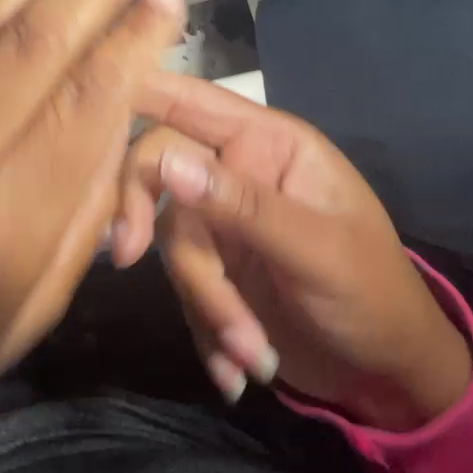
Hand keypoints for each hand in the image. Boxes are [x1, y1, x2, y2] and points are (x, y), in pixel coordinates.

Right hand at [112, 73, 472, 430]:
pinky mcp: (209, 265)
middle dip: (153, 225)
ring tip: (251, 357)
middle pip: (156, 169)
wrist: (390, 380)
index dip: (128, 92)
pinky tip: (236, 369)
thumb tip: (163, 164)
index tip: (82, 131)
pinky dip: (202, 326)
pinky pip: (176, 283)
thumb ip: (240, 204)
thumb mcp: (316, 251)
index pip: (182, 98)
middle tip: (130, 261)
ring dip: (202, 301)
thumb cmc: (373, 295)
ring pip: (166, 237)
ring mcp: (216, 217)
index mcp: (263, 140)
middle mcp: (231, 167)